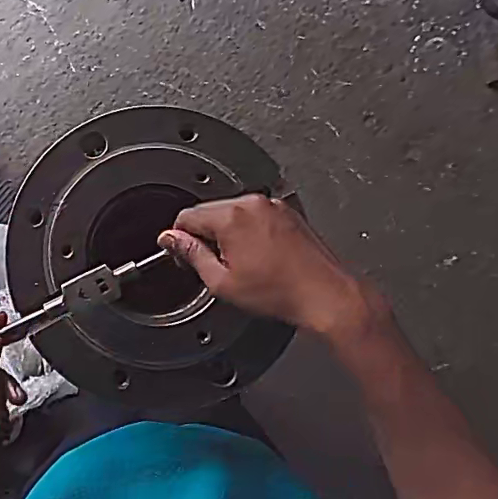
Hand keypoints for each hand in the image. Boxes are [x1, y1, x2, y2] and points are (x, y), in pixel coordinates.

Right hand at [159, 194, 381, 337]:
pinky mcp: (286, 211)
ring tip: (243, 263)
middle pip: (208, 212)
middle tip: (217, 265)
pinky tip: (260, 257)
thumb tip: (172, 239)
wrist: (325, 295)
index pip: (186, 216)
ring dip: (228, 233)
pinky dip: (249, 231)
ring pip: (231, 212)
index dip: (180, 239)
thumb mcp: (222, 282)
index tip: (184, 254)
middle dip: (206, 235)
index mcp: (232, 217)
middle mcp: (252, 204)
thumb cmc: (282, 292)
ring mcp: (272, 205)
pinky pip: (254, 215)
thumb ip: (191, 255)